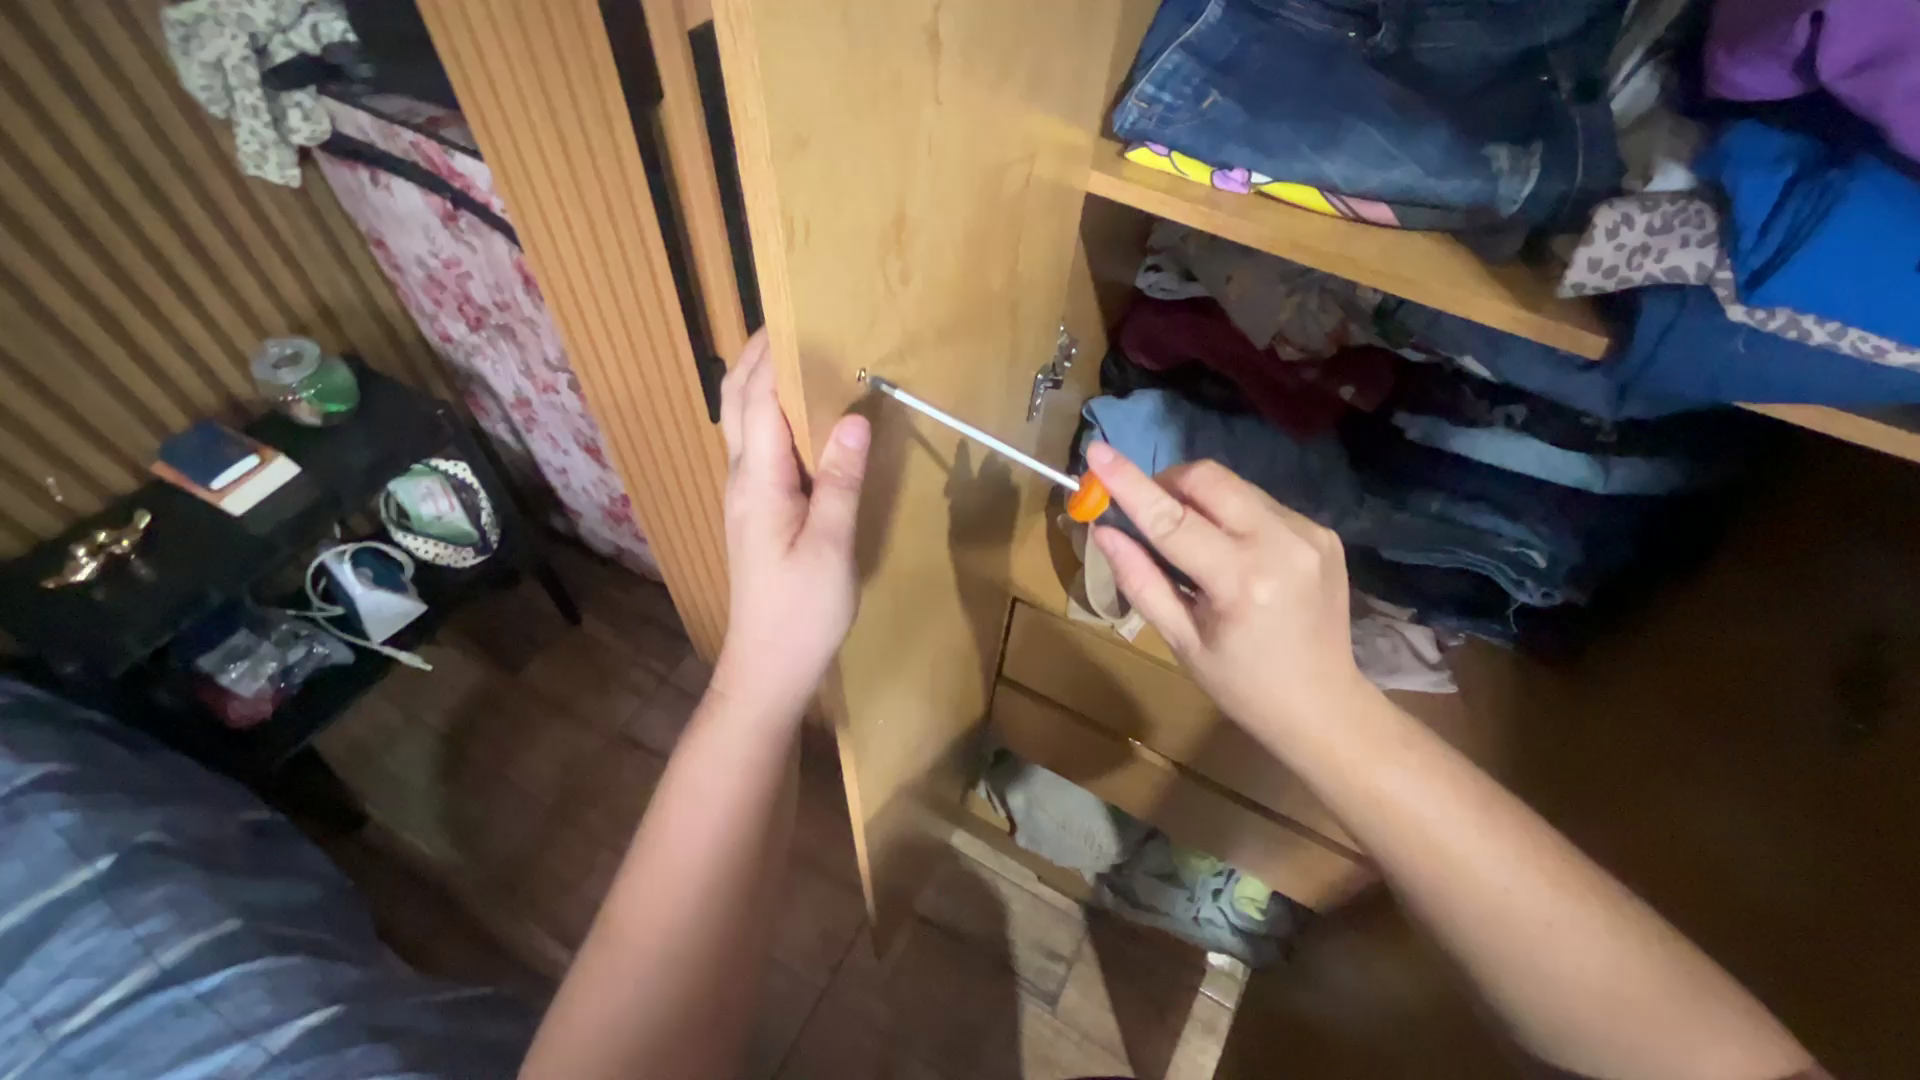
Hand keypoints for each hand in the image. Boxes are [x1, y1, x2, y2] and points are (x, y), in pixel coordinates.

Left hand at [709, 331, 870, 719]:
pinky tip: (804, 425)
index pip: (755, 400)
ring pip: (743, 428)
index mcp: (759, 481)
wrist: (767, 667)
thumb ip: (841, 480)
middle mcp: (743, 481)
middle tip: (794, 328)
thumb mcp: (831, 546)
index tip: (793, 316)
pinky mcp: (757, 516)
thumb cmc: (801, 611)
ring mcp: (746, 499)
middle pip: (738, 405)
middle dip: (756, 360)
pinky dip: (772, 420)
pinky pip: (758, 451)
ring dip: (760, 387)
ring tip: (799, 362)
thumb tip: (852, 416)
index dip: (769, 355)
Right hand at [1084, 441, 1373, 740]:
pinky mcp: (1322, 532)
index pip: (1172, 519)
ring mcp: (1309, 533)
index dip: (1129, 483)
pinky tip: (1230, 552)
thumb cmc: (1242, 684)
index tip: (1097, 453)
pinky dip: (1230, 514)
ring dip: (1199, 499)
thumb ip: (1140, 580)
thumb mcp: (1181, 641)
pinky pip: (1260, 503)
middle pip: (1208, 479)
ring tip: (1191, 542)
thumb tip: (1103, 531)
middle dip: (1167, 483)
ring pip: (1234, 486)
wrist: (1324, 706)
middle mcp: (1281, 544)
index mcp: (1241, 581)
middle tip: (1146, 512)